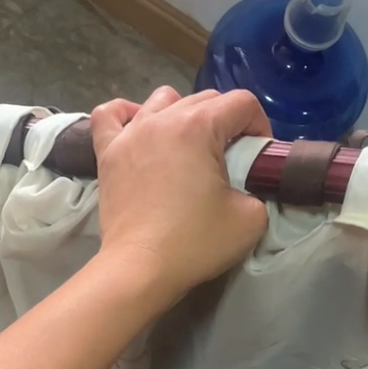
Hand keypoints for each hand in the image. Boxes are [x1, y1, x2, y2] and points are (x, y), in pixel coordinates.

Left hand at [88, 86, 270, 302]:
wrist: (140, 269)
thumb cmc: (195, 243)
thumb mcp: (251, 220)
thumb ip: (258, 191)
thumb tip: (249, 186)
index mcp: (199, 126)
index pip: (242, 103)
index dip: (260, 127)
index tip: (258, 158)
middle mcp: (162, 119)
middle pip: (205, 99)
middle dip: (226, 123)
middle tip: (230, 161)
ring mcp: (130, 134)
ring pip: (162, 100)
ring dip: (183, 114)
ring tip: (188, 147)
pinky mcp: (107, 154)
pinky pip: (109, 115)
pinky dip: (125, 114)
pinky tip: (138, 127)